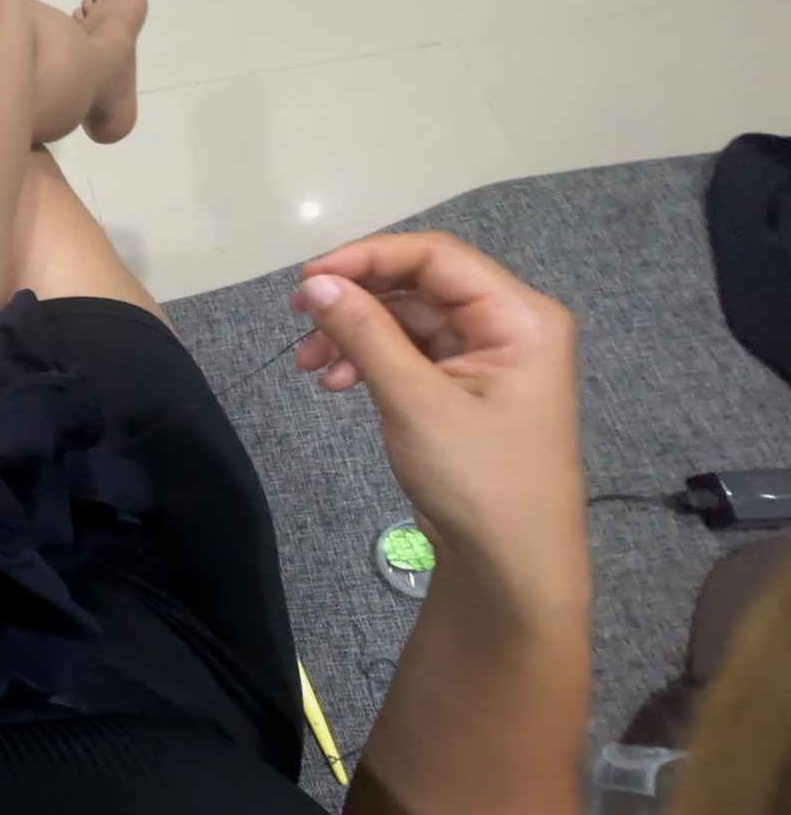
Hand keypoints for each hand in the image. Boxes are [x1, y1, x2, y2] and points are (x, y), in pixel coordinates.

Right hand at [291, 233, 586, 606]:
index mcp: (516, 317)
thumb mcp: (413, 398)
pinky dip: (362, 360)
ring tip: (308, 366)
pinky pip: (400, 352)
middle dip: (352, 299)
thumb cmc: (475, 474)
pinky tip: (334, 383)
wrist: (506, 556)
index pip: (435, 257)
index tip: (306, 279)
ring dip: (349, 334)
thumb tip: (314, 284)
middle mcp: (502, 325)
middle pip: (415, 286)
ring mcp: (478, 356)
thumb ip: (363, 333)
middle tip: (297, 317)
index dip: (367, 258)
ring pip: (400, 320)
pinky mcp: (455, 384)